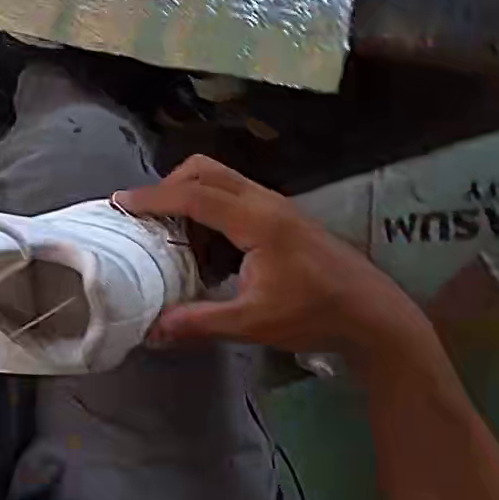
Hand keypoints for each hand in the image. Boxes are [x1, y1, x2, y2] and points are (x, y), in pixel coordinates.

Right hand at [116, 155, 435, 372]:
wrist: (377, 315)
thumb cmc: (317, 315)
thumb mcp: (253, 323)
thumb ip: (199, 321)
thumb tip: (151, 330)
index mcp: (259, 222)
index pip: (195, 195)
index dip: (153, 197)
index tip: (120, 203)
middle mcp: (265, 202)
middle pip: (205, 169)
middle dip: (168, 184)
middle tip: (147, 215)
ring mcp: (276, 204)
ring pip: (219, 177)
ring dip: (188, 194)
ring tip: (173, 233)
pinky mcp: (281, 213)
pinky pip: (232, 193)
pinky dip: (207, 206)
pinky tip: (206, 245)